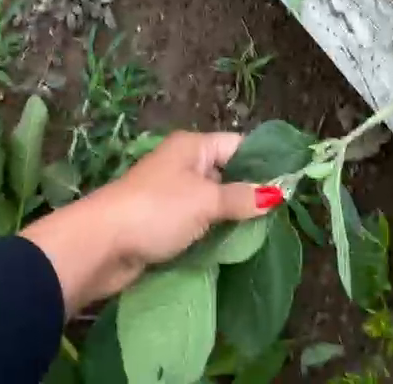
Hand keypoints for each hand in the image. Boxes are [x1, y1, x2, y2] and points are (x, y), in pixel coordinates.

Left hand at [21, 131, 282, 312]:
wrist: (100, 245)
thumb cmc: (156, 211)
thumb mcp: (206, 201)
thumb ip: (242, 197)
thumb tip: (278, 193)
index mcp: (193, 146)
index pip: (238, 146)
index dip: (263, 163)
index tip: (291, 184)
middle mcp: (183, 165)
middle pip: (227, 173)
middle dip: (250, 193)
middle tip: (281, 215)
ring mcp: (172, 195)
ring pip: (213, 201)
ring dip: (231, 217)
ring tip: (262, 234)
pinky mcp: (162, 224)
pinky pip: (197, 223)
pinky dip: (213, 233)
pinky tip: (232, 247)